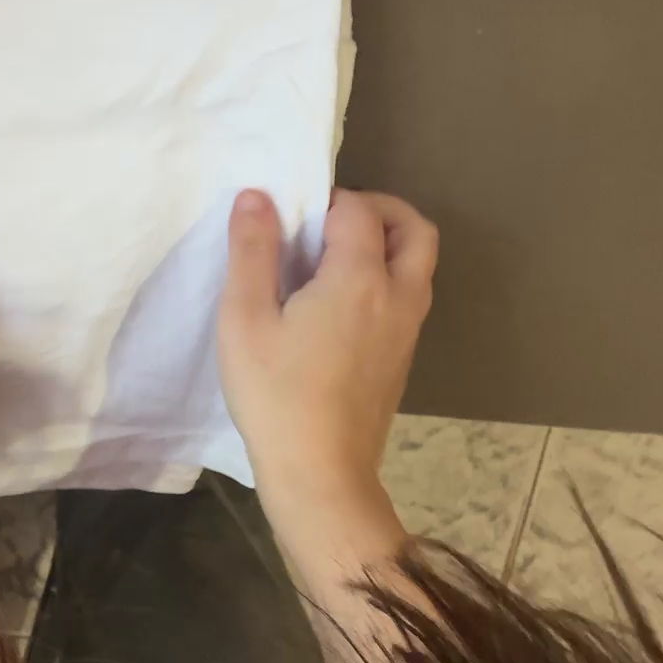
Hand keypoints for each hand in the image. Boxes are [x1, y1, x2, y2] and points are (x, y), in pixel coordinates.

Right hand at [219, 188, 436, 531]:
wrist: (318, 467)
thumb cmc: (272, 391)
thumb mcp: (244, 319)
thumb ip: (251, 253)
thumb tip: (256, 196)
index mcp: (359, 278)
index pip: (356, 212)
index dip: (323, 200)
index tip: (286, 214)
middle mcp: (398, 295)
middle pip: (413, 228)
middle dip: (376, 209)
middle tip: (328, 218)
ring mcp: (407, 329)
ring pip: (418, 263)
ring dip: (386, 242)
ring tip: (330, 259)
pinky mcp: (401, 356)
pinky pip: (408, 295)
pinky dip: (384, 276)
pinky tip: (337, 305)